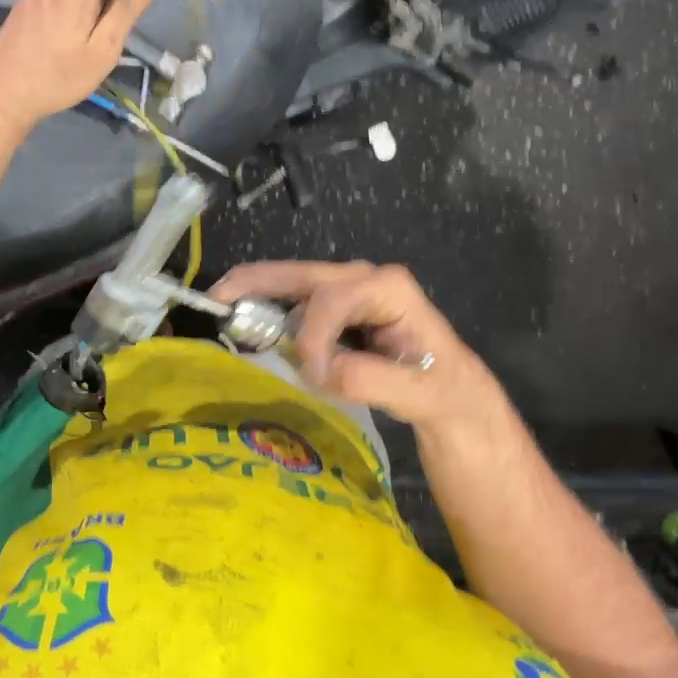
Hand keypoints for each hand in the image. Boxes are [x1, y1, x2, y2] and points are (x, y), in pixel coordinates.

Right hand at [210, 261, 510, 430]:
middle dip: (259, 281)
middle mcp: (365, 280)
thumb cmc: (448, 394)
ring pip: (295, 287)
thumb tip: (321, 369)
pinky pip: (298, 306)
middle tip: (218, 295)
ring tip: (228, 309)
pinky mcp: (340, 312)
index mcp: (388, 289)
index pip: (331, 300)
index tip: (313, 375)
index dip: (312, 335)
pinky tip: (251, 321)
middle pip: (303, 276)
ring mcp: (350, 294)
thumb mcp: (422, 394)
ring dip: (261, 296)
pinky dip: (271, 311)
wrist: (458, 401)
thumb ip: (372, 379)